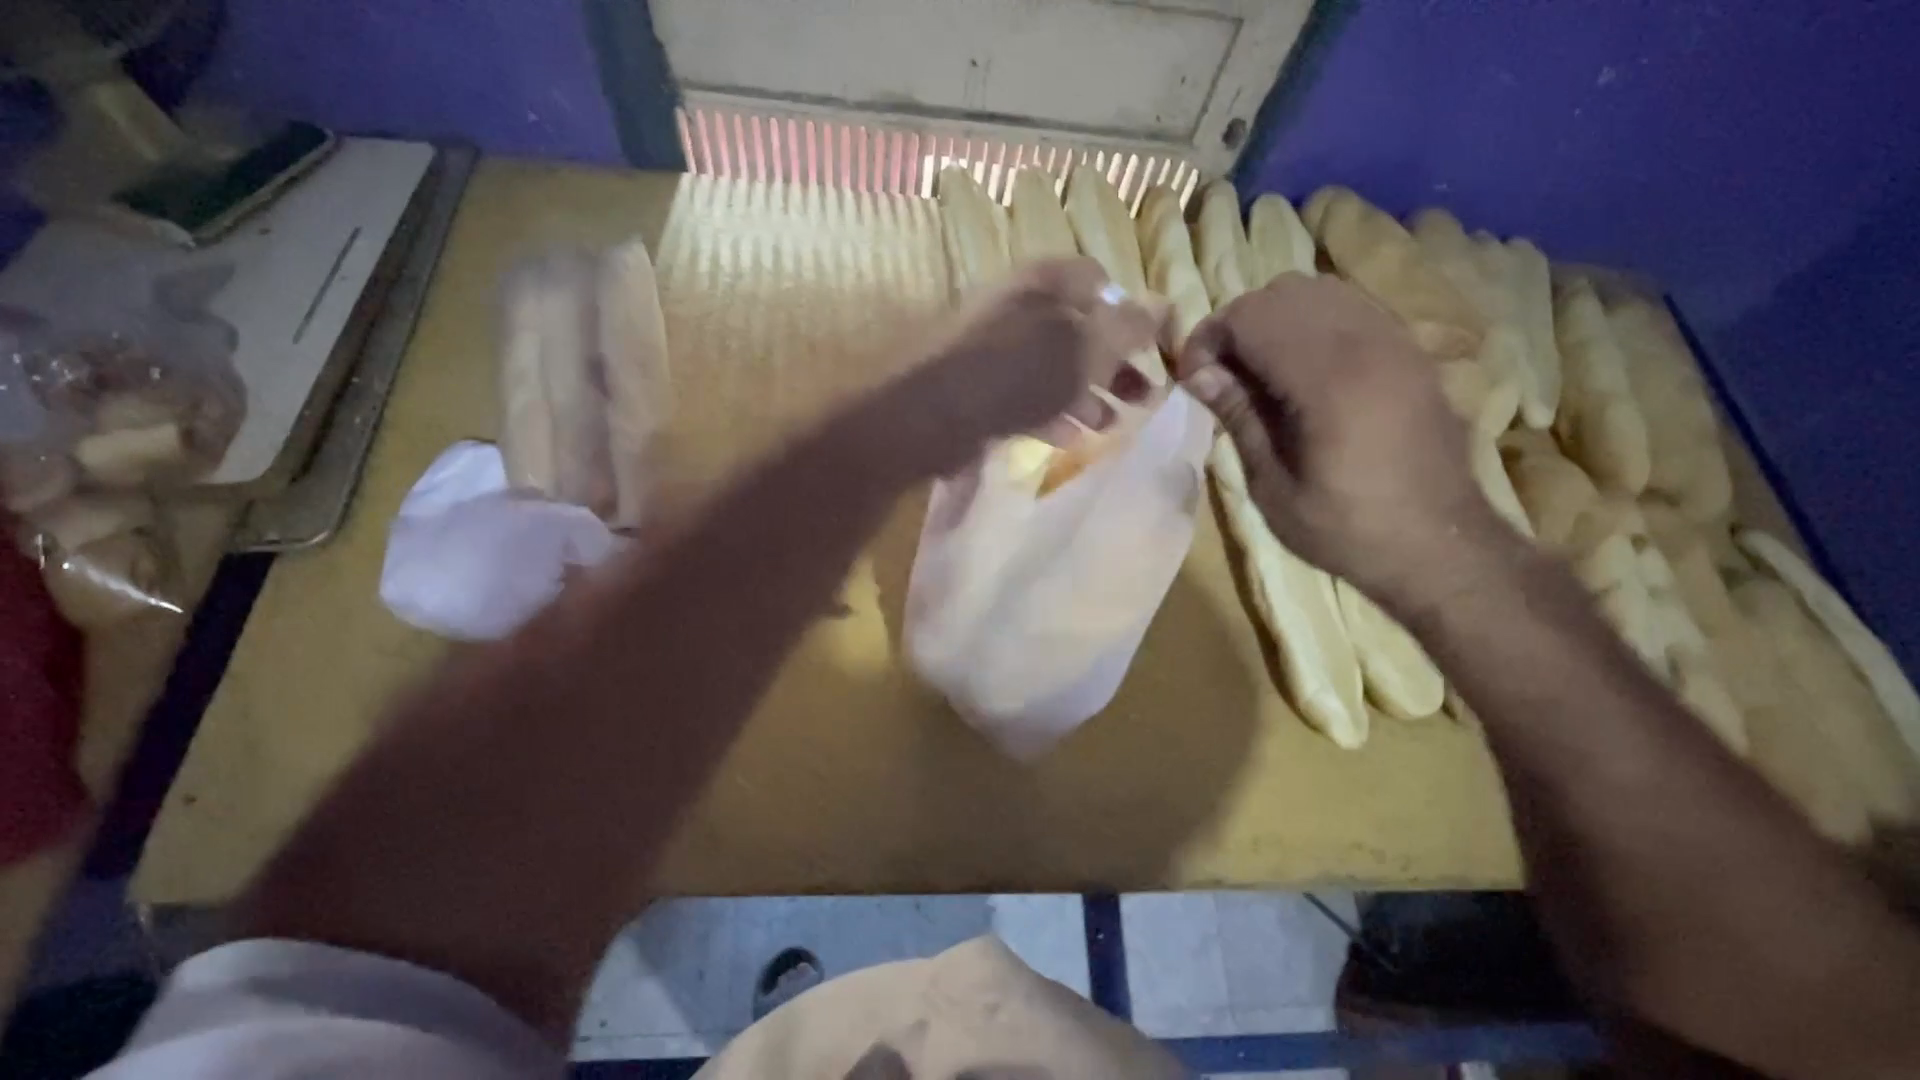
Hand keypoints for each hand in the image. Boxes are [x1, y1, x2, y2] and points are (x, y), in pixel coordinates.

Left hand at [881, 257, 1166, 474]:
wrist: (930, 414)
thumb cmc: (1017, 372)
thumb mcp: (1084, 348)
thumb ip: (1127, 326)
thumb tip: (1163, 303)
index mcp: (1044, 282)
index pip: (1097, 279)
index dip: (1128, 310)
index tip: (1150, 346)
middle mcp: (1017, 306)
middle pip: (1077, 328)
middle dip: (1113, 363)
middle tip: (1143, 396)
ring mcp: (992, 348)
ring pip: (1052, 366)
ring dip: (1087, 394)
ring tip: (1112, 425)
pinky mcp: (975, 388)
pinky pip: (1024, 395)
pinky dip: (1051, 412)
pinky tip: (1070, 438)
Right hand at [1175, 273, 1507, 605]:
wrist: (1441, 545)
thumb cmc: (1347, 529)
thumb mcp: (1274, 487)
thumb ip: (1240, 418)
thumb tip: (1199, 373)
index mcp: (1328, 379)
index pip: (1249, 316)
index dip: (1209, 339)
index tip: (1193, 380)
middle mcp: (1366, 343)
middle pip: (1281, 293)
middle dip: (1239, 326)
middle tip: (1223, 376)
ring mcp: (1396, 341)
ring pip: (1319, 291)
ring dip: (1277, 320)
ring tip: (1262, 372)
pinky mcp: (1412, 351)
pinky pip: (1351, 308)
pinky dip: (1315, 324)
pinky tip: (1305, 373)